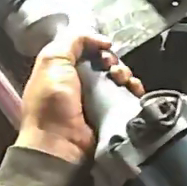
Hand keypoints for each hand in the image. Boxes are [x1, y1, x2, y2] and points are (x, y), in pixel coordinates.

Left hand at [15, 29, 142, 163]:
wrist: (60, 145)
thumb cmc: (52, 103)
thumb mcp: (52, 61)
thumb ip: (71, 42)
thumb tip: (101, 40)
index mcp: (62, 71)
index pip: (86, 50)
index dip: (97, 46)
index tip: (103, 48)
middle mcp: (81, 85)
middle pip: (106, 63)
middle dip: (113, 61)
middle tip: (111, 68)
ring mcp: (98, 101)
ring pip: (120, 78)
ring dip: (125, 74)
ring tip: (122, 80)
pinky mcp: (112, 115)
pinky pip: (129, 96)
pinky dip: (134, 90)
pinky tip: (133, 89)